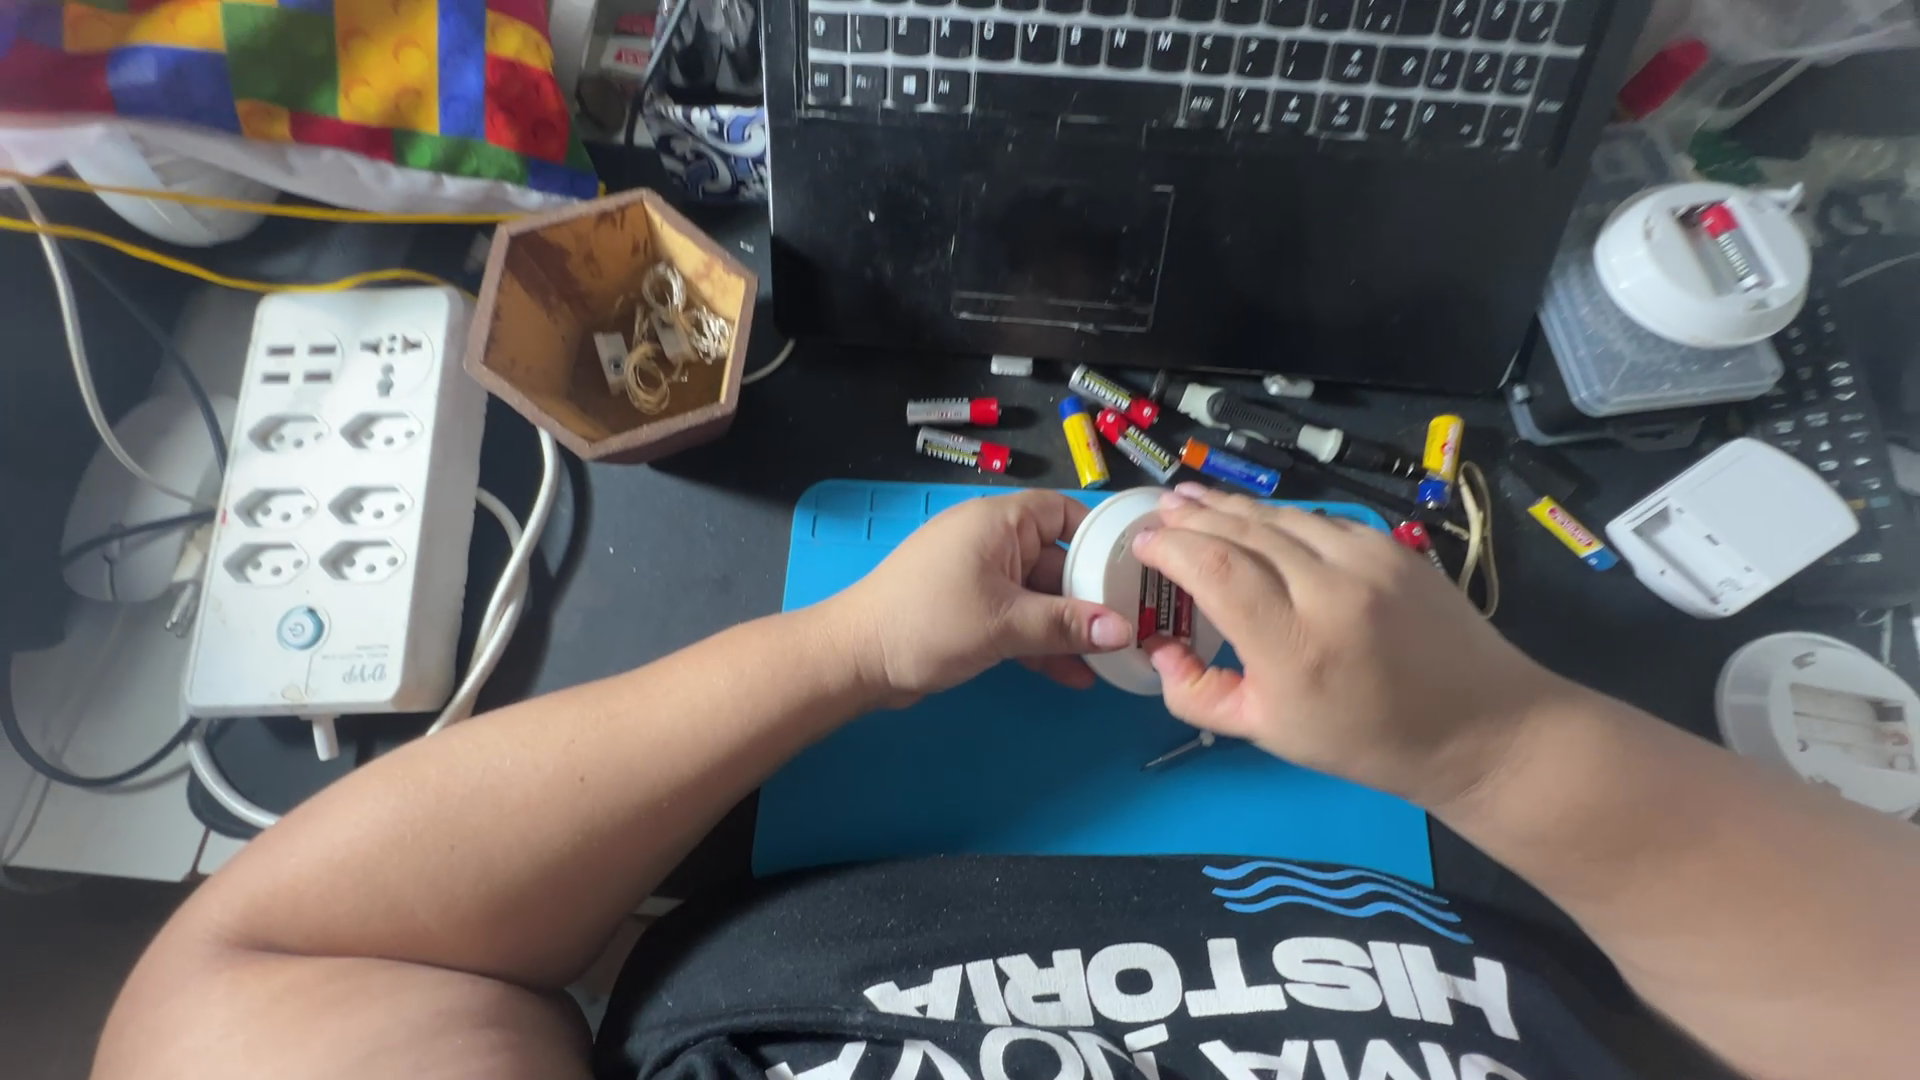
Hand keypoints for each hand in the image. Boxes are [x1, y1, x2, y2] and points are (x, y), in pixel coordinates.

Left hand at [828, 490, 1131, 701]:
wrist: (857, 658)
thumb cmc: (929, 622)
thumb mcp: (1005, 622)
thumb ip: (1066, 626)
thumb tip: (1123, 631)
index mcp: (998, 522)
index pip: (1062, 513)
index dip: (1100, 538)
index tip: (1135, 569)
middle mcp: (992, 542)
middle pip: (1057, 561)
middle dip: (1091, 595)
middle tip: (1136, 624)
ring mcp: (981, 577)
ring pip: (1039, 596)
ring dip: (1069, 627)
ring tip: (1112, 658)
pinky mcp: (971, 610)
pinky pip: (1018, 618)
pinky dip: (1040, 642)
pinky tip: (1073, 675)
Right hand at [1134, 483, 1577, 808]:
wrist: (1484, 729)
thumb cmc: (1364, 740)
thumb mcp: (1264, 734)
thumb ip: (1195, 693)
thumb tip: (1157, 646)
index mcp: (1293, 646)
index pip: (1214, 569)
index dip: (1169, 547)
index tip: (1142, 543)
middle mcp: (1330, 590)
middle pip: (1241, 531)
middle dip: (1190, 516)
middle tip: (1157, 510)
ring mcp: (1368, 561)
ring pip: (1277, 516)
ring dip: (1226, 506)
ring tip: (1188, 498)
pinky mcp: (1393, 548)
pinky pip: (1315, 521)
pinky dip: (1273, 516)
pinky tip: (1250, 517)